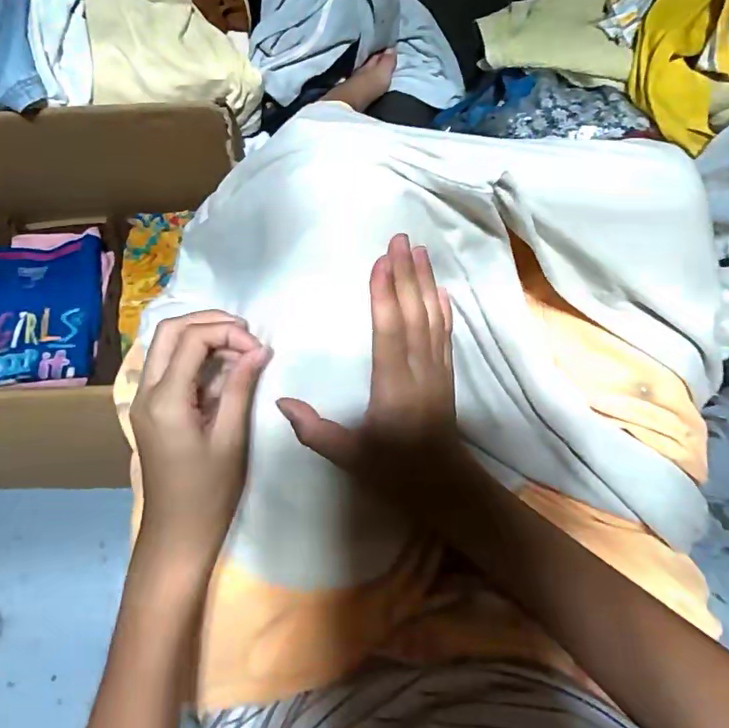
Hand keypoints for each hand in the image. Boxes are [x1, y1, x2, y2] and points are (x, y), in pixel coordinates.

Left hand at [130, 311, 271, 570]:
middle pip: (170, 331)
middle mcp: (146, 392)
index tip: (259, 348)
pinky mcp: (151, 410)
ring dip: (202, 337)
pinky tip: (225, 369)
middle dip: (209, 323)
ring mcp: (144, 400)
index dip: (228, 333)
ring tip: (241, 349)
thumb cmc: (208, 494)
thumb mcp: (231, 438)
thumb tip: (260, 348)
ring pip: (166, 346)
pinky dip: (196, 358)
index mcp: (164, 399)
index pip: (191, 339)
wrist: (177, 537)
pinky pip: (169, 368)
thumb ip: (240, 386)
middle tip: (247, 334)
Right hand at [278, 234, 473, 508]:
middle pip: (413, 315)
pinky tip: (441, 290)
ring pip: (432, 319)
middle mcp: (420, 372)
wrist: (447, 488)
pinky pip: (446, 335)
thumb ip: (315, 431)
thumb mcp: (349, 457)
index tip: (381, 261)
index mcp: (394, 388)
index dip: (385, 295)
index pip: (389, 332)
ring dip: (425, 283)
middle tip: (400, 240)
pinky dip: (443, 309)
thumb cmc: (394, 472)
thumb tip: (281, 401)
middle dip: (406, 275)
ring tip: (420, 251)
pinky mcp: (447, 375)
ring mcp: (438, 371)